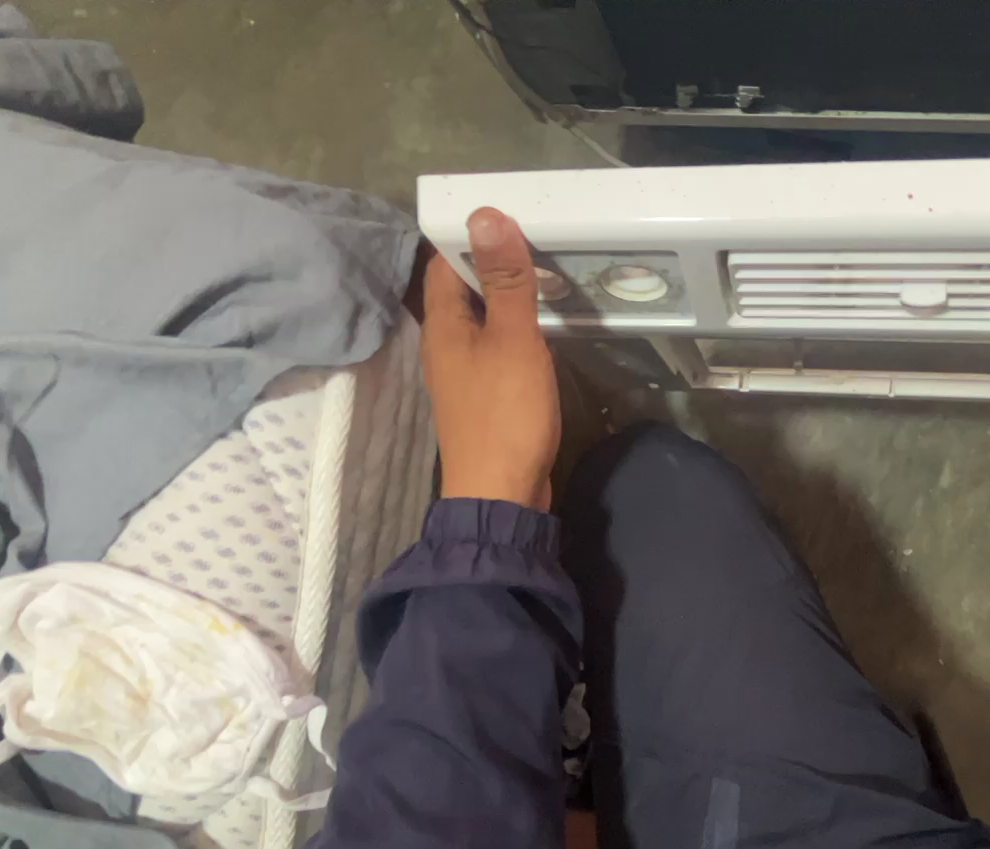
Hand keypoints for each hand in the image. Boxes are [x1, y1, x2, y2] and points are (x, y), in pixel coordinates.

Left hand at [420, 208, 558, 510]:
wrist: (502, 494)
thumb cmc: (504, 414)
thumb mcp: (512, 340)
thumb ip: (505, 281)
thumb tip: (485, 213)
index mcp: (442, 327)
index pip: (443, 263)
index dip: (469, 236)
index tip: (509, 218)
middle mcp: (446, 347)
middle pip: (464, 292)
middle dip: (494, 265)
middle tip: (538, 242)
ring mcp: (465, 376)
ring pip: (483, 323)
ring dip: (507, 301)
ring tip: (546, 277)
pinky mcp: (486, 399)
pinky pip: (497, 352)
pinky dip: (515, 334)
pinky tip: (542, 332)